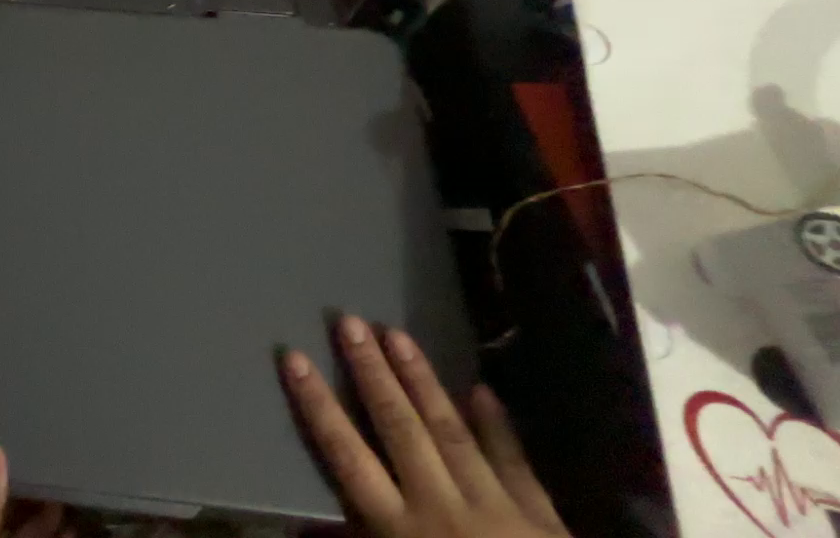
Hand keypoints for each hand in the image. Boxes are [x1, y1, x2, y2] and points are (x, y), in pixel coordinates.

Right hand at [282, 315, 569, 537]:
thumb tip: (299, 527)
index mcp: (399, 531)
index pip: (346, 455)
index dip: (318, 405)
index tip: (294, 357)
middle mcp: (440, 507)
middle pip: (398, 428)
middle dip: (371, 374)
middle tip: (349, 322)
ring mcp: (496, 509)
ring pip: (450, 431)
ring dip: (421, 381)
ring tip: (397, 334)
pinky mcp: (545, 521)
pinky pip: (517, 466)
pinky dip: (498, 428)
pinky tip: (483, 391)